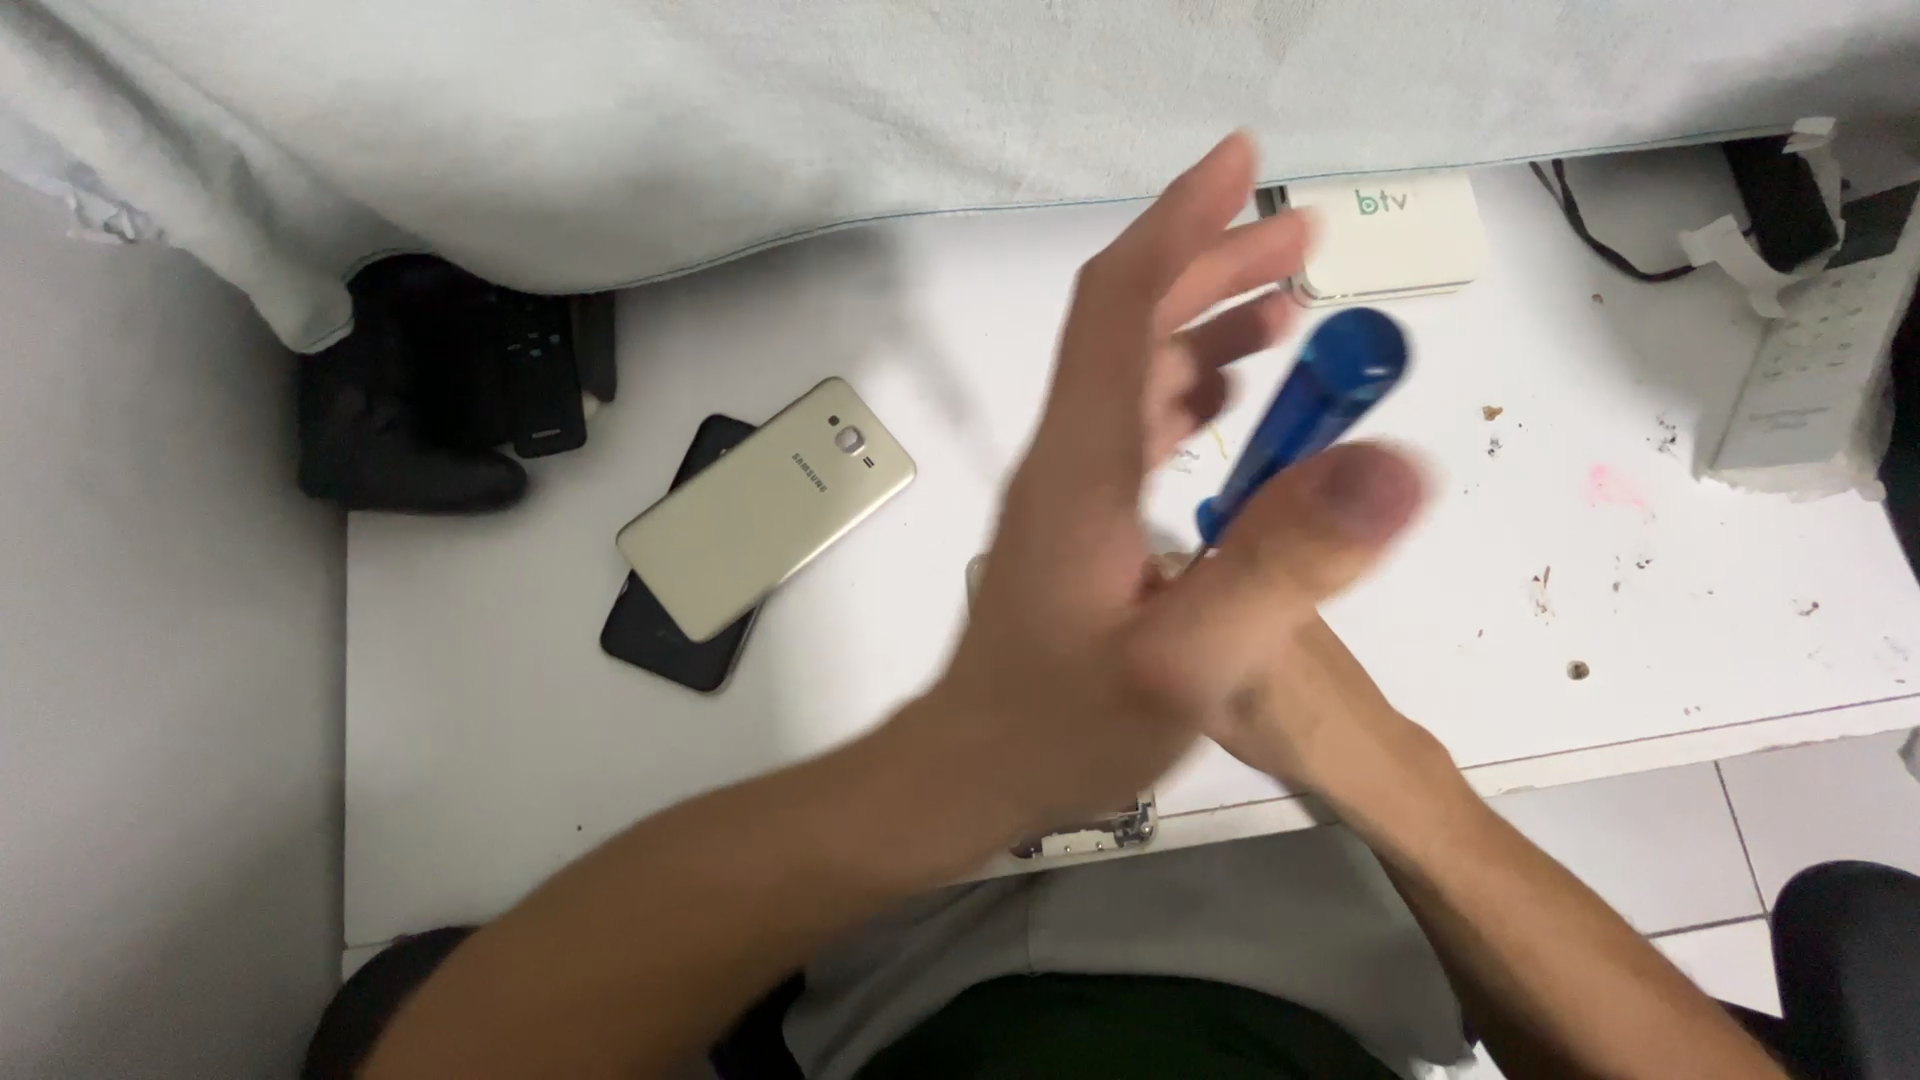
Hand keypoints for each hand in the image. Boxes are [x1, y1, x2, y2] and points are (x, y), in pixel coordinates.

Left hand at [902, 133, 1428, 838]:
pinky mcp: (1075, 523)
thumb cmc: (1062, 726)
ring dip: (1203, 326)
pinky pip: (1130, 428)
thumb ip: (1281, 567)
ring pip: (1130, 373)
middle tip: (1302, 240)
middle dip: (1209, 266)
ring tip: (1287, 309)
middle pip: (1127, 325)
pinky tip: (1228, 404)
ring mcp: (1067, 490)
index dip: (1179, 226)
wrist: (975, 765)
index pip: (1119, 307)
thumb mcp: (1183, 664)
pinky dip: (1185, 393)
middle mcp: (1068, 458)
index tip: (1241, 166)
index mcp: (1084, 466)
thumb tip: (1395, 465)